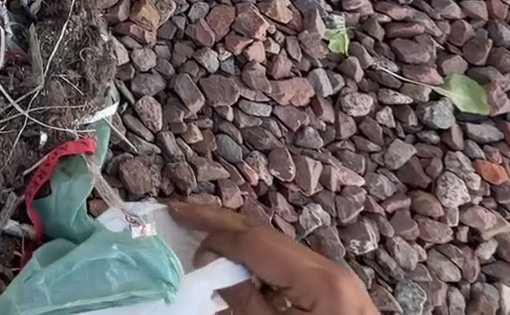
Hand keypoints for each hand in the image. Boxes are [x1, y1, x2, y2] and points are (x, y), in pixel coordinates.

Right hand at [168, 203, 378, 314]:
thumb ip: (244, 301)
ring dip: (232, 231)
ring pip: (272, 239)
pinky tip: (231, 253)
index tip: (191, 260)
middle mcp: (327, 267)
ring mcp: (333, 274)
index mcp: (318, 280)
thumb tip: (211, 267)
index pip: (252, 242)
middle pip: (261, 230)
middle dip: (216, 218)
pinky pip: (284, 257)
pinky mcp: (332, 286)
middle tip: (177, 209)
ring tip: (196, 221)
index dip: (215, 243)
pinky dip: (253, 250)